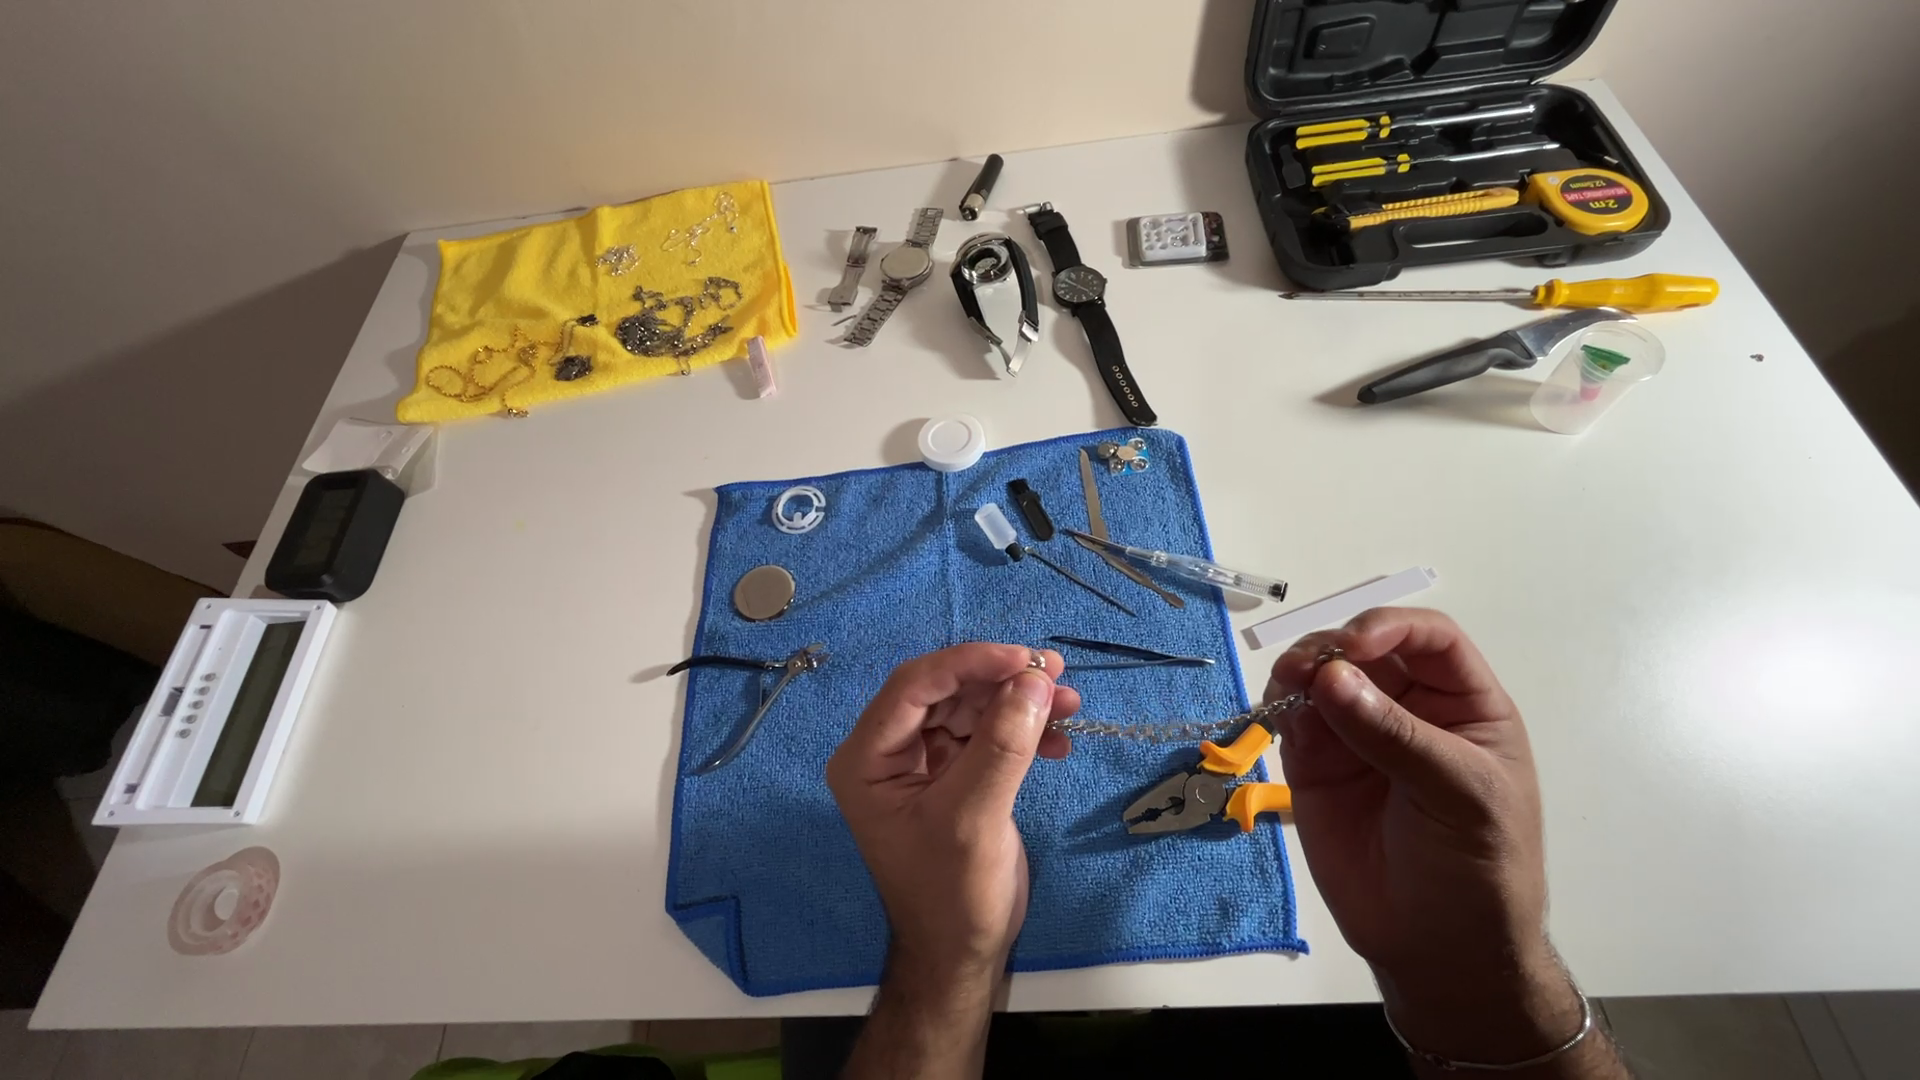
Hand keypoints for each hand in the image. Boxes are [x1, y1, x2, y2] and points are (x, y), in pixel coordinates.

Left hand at [827, 644, 1077, 979]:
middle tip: (1055, 674)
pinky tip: (1059, 740)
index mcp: (867, 758)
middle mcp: (889, 750)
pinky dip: (1023, 731)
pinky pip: (987, 734)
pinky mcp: (954, 773)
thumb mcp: (974, 817)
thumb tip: (1034, 679)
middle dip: (1000, 681)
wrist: (964, 954)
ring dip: (1019, 703)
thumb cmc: (952, 893)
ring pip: (971, 707)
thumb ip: (1002, 745)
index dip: (968, 663)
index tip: (1023, 659)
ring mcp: (922, 761)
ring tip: (1070, 705)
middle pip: (945, 691)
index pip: (914, 686)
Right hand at [1269, 608, 1595, 1067]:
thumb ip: (1393, 734)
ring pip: (1319, 673)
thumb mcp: (1456, 795)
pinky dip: (1278, 702)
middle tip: (1304, 670)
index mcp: (1462, 706)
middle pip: (1363, 647)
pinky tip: (1278, 713)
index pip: (1430, 638)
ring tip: (1286, 687)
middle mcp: (1406, 707)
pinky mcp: (1314, 758)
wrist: (1431, 945)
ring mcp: (1355, 731)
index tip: (1353, 645)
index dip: (1392, 627)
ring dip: (1298, 669)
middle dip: (1331, 647)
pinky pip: (1290, 712)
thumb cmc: (1474, 866)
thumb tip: (1329, 676)